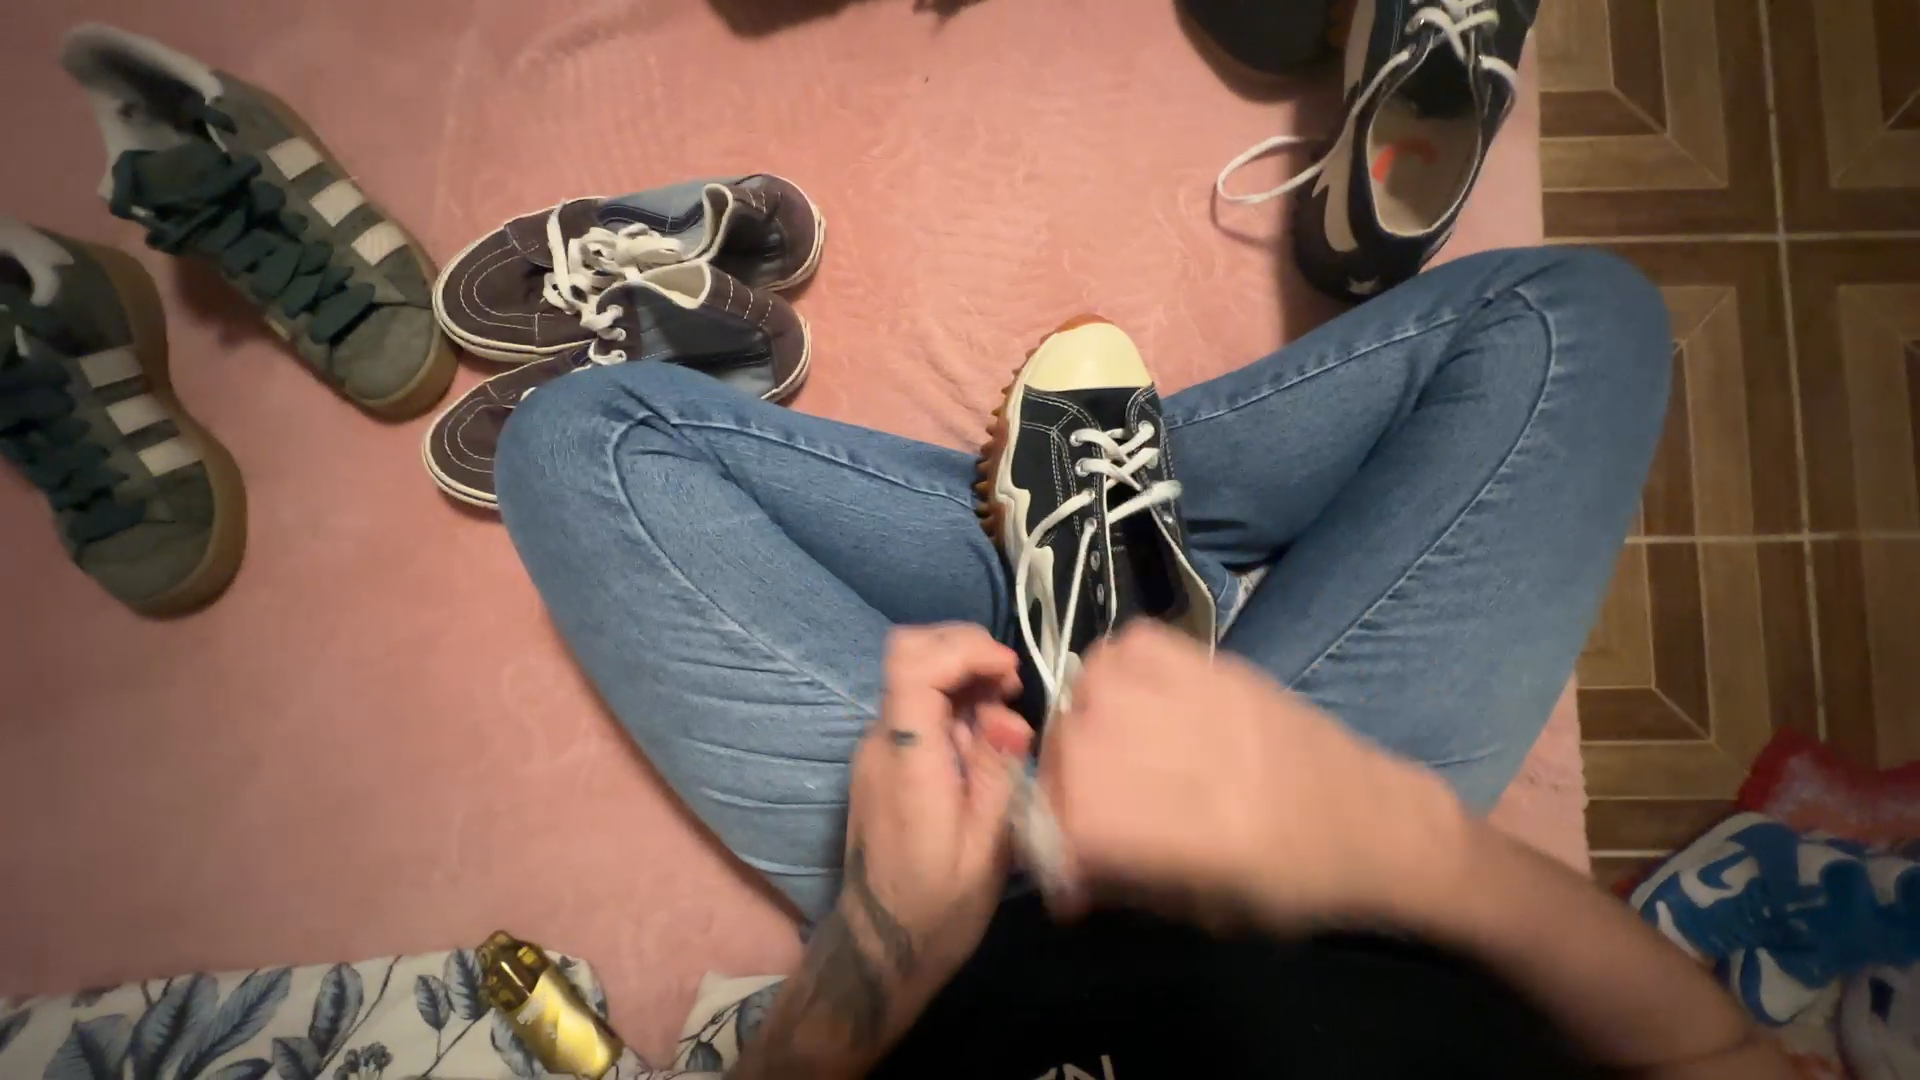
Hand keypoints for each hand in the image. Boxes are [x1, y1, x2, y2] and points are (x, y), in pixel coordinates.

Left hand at [819, 624, 1034, 1043]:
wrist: (880, 945)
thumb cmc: (940, 905)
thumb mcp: (987, 847)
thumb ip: (997, 772)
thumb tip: (1008, 718)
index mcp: (907, 759)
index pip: (914, 666)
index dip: (964, 650)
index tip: (1008, 671)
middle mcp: (881, 739)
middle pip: (910, 652)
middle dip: (967, 652)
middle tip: (1009, 687)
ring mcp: (876, 745)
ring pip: (916, 674)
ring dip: (964, 677)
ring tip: (1004, 717)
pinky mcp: (883, 756)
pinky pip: (917, 705)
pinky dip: (953, 701)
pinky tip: (983, 737)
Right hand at [1038, 621, 1463, 928]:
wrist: (1369, 820)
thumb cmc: (1285, 883)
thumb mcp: (1194, 907)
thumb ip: (1115, 881)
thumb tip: (1060, 877)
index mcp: (1161, 826)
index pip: (1055, 814)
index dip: (1050, 842)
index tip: (1069, 863)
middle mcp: (1160, 748)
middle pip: (1063, 747)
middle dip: (1066, 784)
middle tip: (1097, 803)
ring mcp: (1182, 691)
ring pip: (1084, 690)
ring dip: (1087, 722)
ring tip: (1115, 745)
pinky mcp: (1202, 657)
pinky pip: (1124, 646)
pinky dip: (1117, 669)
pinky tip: (1138, 697)